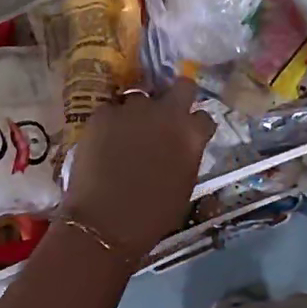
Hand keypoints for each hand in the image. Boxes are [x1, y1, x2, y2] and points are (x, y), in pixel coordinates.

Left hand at [62, 80, 216, 255]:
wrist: (106, 220)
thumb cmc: (152, 215)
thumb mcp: (183, 186)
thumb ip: (185, 157)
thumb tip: (178, 149)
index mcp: (191, 135)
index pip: (204, 117)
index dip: (195, 125)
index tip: (188, 133)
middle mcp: (166, 113)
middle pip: (181, 87)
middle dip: (175, 97)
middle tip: (164, 115)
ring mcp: (132, 110)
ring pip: (139, 99)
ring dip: (137, 112)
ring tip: (125, 132)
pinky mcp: (102, 114)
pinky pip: (110, 110)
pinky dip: (109, 122)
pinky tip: (102, 140)